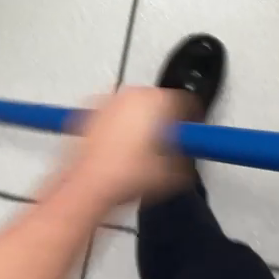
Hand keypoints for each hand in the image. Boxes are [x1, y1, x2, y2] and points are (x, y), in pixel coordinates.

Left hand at [55, 88, 193, 209]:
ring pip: (134, 103)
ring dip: (142, 117)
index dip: (191, 117)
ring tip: (142, 144)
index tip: (192, 130)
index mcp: (156, 101)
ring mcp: (109, 99)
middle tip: (168, 140)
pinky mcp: (90, 109)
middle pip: (158, 98)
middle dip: (165, 116)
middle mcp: (132, 93)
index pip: (184, 100)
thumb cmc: (127, 176)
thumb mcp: (170, 175)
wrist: (87, 185)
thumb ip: (184, 160)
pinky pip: (114, 111)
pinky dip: (120, 122)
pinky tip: (120, 145)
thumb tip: (185, 160)